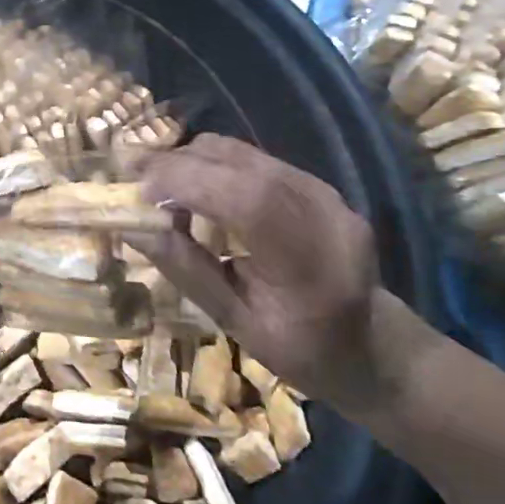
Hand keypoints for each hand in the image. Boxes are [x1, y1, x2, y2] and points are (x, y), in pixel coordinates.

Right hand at [134, 135, 437, 420]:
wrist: (371, 342)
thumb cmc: (302, 350)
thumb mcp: (238, 324)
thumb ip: (188, 271)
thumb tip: (135, 227)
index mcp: (309, 264)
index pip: (248, 200)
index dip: (188, 184)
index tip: (140, 190)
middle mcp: (323, 213)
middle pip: (243, 164)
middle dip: (180, 163)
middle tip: (133, 173)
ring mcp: (325, 191)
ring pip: (246, 153)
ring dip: (194, 159)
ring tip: (159, 181)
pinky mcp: (318, 182)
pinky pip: (255, 159)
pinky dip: (215, 164)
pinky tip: (196, 187)